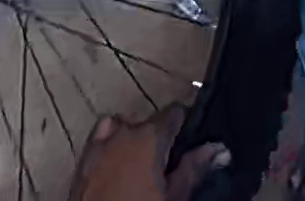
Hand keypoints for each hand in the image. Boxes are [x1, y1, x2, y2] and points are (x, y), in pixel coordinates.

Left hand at [69, 106, 227, 200]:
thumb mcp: (175, 199)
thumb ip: (194, 168)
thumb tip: (219, 147)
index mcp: (150, 135)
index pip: (175, 113)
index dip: (187, 124)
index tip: (194, 140)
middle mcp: (125, 128)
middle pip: (150, 124)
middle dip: (162, 140)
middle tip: (169, 169)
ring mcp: (101, 139)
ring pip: (126, 129)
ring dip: (137, 143)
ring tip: (145, 173)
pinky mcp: (84, 155)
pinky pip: (104, 137)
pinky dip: (113, 144)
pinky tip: (118, 164)